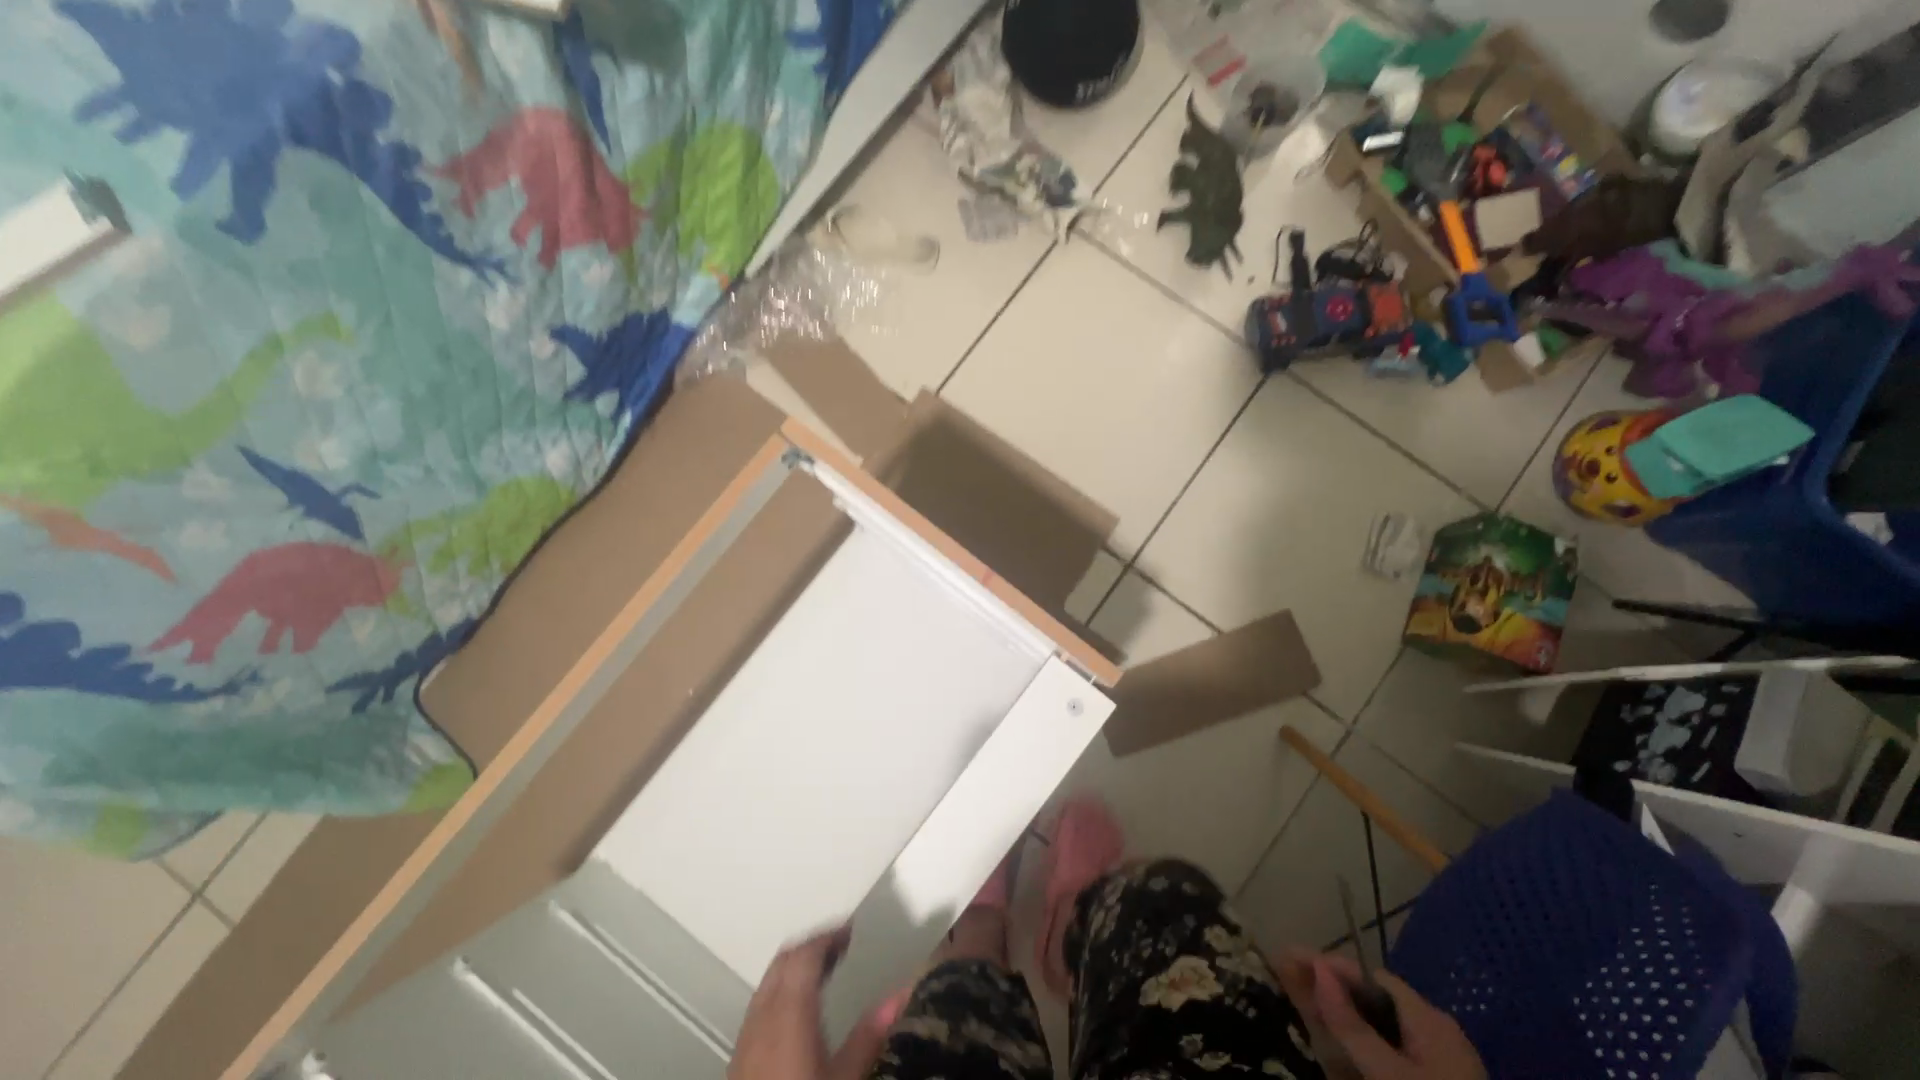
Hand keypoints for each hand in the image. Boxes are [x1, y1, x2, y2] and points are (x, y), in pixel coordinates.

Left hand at [729, 926, 895, 1079]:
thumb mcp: (846, 1077)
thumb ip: (870, 1034)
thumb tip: (901, 994)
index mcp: (790, 1012)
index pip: (805, 954)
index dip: (827, 935)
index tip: (851, 930)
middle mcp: (762, 1015)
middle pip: (783, 961)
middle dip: (811, 945)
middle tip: (842, 945)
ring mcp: (746, 1035)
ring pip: (768, 981)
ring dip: (794, 967)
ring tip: (825, 972)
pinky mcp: (738, 1056)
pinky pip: (759, 1003)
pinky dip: (781, 990)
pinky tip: (798, 1011)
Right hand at [1275, 952, 1486, 1079]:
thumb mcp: (1389, 1076)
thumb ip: (1353, 1027)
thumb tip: (1317, 968)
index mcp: (1430, 1021)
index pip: (1372, 977)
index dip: (1331, 966)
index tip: (1288, 959)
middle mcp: (1437, 1031)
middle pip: (1376, 997)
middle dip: (1331, 986)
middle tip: (1286, 975)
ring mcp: (1439, 1060)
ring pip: (1382, 1023)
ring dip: (1342, 1011)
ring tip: (1301, 1001)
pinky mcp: (1436, 1078)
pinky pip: (1393, 1047)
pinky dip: (1361, 1038)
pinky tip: (1343, 1043)